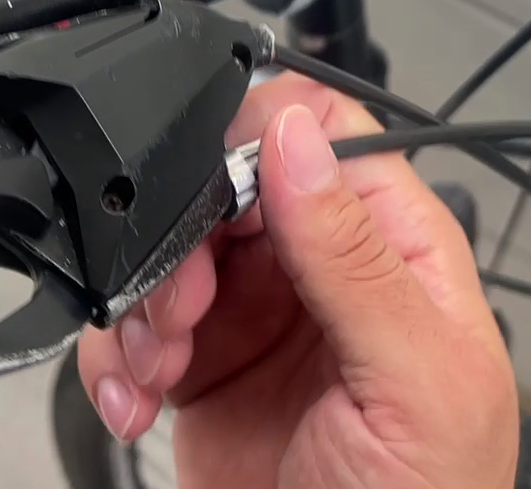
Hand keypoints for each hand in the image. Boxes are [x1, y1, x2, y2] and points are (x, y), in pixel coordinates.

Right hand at [77, 75, 518, 487]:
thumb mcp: (413, 384)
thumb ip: (356, 257)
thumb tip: (298, 135)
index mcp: (392, 243)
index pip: (327, 133)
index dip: (264, 140)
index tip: (222, 193)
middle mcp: (323, 261)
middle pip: (232, 181)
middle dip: (189, 230)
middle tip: (182, 301)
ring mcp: (259, 307)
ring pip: (174, 241)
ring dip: (146, 297)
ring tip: (156, 365)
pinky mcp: (203, 356)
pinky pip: (139, 315)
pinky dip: (117, 349)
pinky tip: (135, 397)